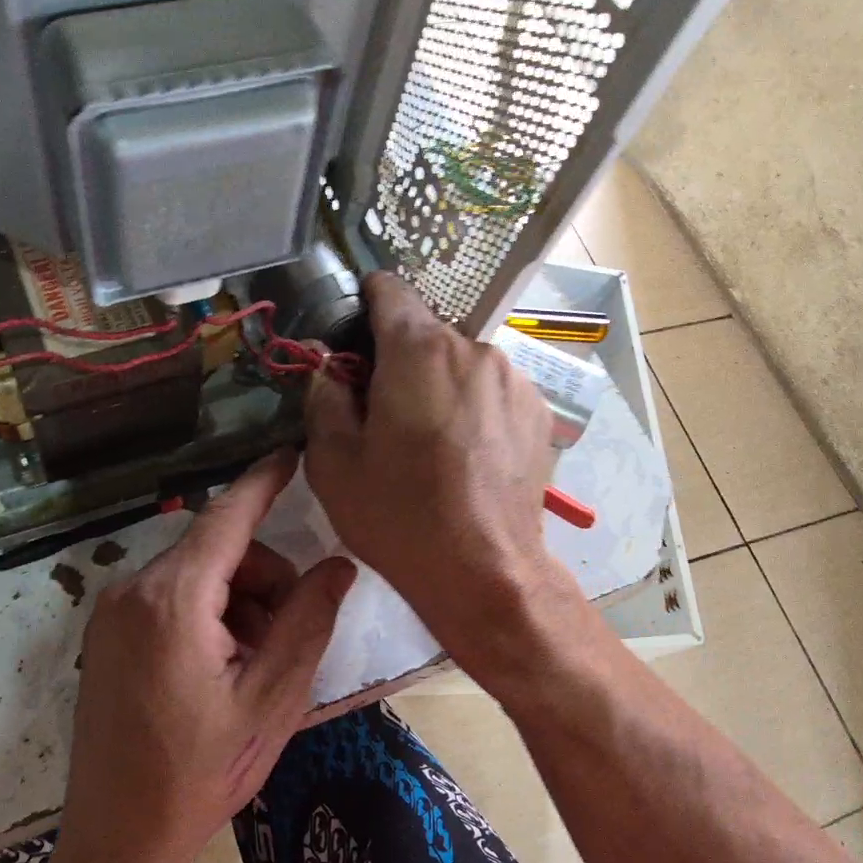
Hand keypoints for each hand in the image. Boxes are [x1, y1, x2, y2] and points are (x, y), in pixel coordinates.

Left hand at [63, 450, 356, 862]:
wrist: (119, 839)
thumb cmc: (201, 773)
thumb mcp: (272, 699)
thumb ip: (307, 622)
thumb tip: (337, 564)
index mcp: (172, 600)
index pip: (226, 518)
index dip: (264, 483)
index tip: (293, 454)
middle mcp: (131, 592)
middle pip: (215, 553)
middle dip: (264, 578)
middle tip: (292, 635)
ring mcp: (110, 616)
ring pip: (193, 579)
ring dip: (237, 603)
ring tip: (256, 666)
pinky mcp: (104, 640)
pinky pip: (167, 603)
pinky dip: (205, 617)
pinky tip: (221, 670)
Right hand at [305, 271, 582, 672]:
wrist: (484, 572)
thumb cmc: (399, 517)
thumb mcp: (333, 463)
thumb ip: (324, 398)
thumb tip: (332, 371)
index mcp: (419, 350)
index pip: (388, 289)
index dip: (363, 306)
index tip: (352, 340)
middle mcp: (474, 348)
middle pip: (425, 334)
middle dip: (398, 361)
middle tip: (382, 415)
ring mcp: (514, 379)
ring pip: (460, 365)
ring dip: (438, 386)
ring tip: (428, 445)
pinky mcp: (539, 412)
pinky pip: (491, 393)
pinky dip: (472, 410)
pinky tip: (464, 459)